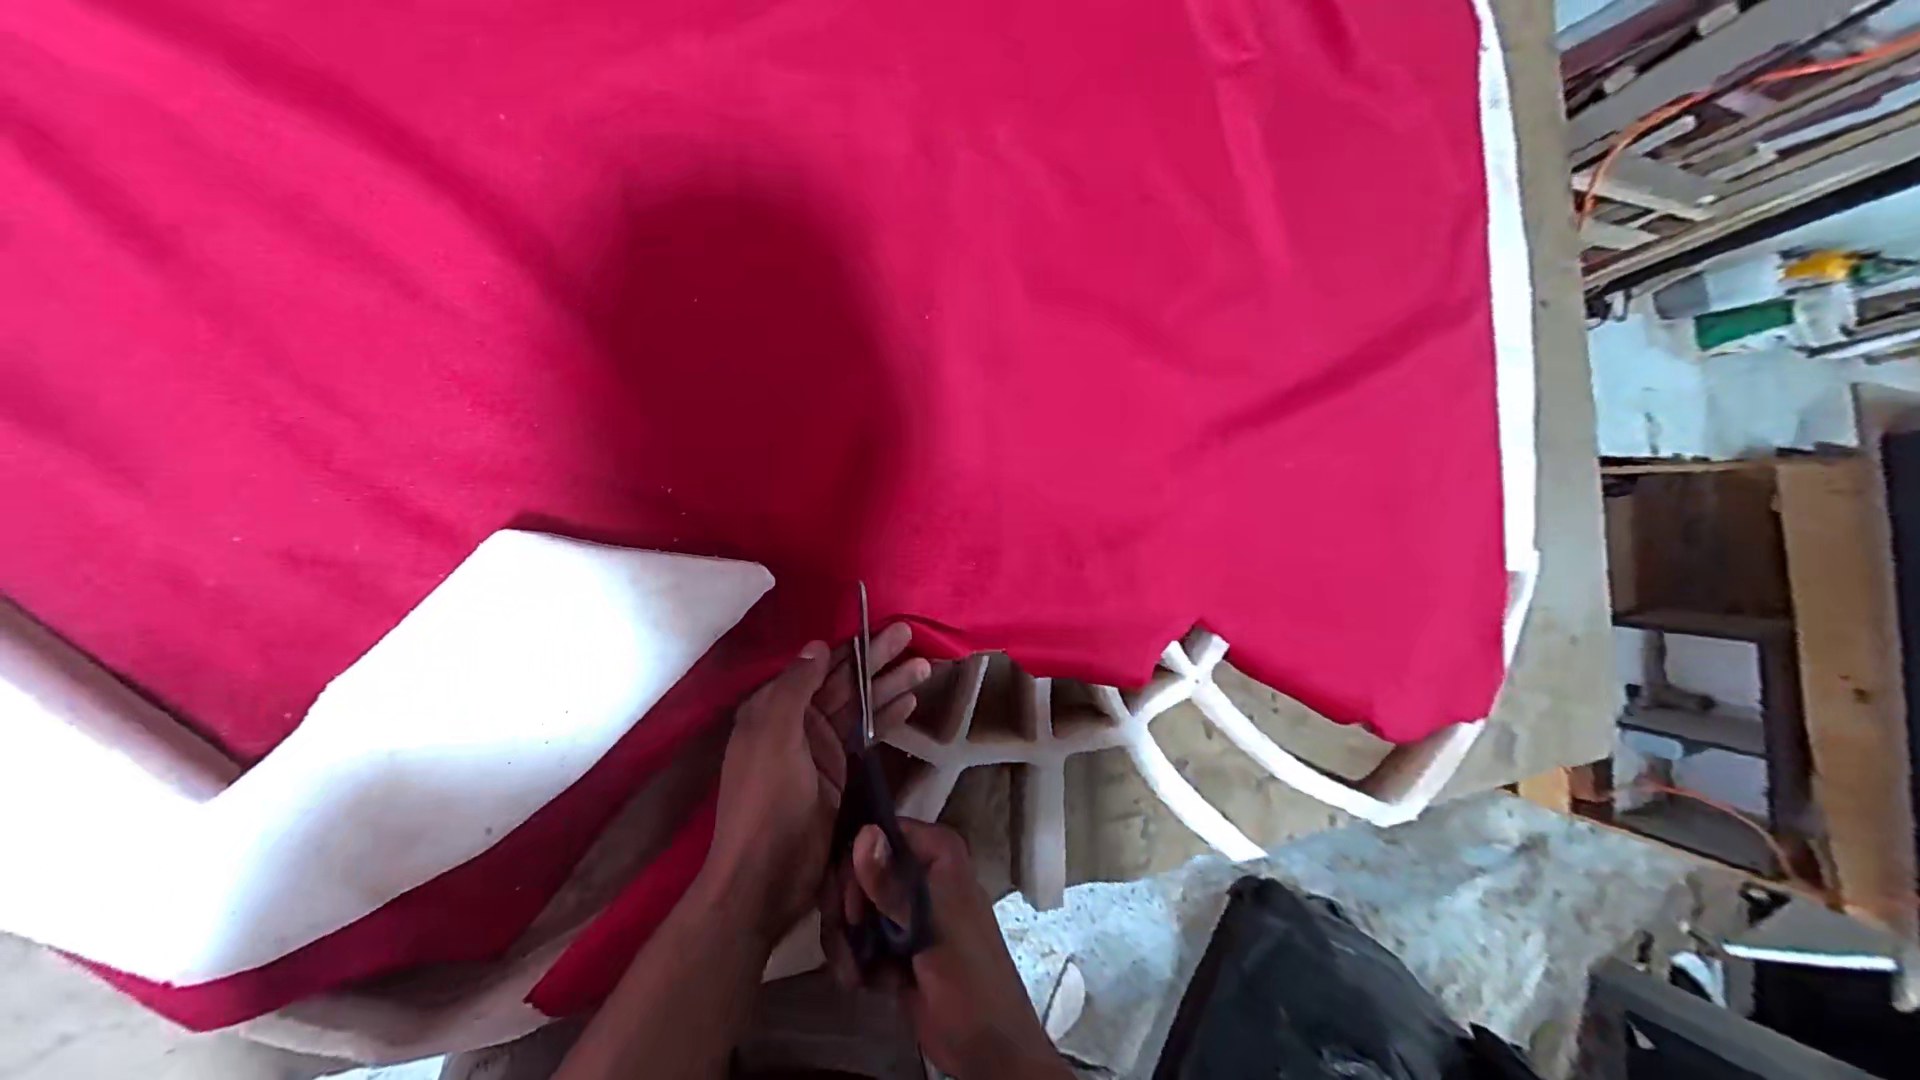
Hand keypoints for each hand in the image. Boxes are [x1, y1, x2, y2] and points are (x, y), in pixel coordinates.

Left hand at [705, 624, 930, 942]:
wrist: (767, 877)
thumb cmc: (766, 801)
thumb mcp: (773, 737)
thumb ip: (794, 689)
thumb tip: (817, 646)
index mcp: (773, 708)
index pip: (817, 666)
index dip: (849, 646)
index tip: (879, 626)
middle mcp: (797, 722)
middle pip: (844, 682)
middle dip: (876, 659)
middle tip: (909, 635)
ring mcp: (820, 748)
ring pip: (861, 706)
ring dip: (889, 686)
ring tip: (923, 666)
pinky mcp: (840, 773)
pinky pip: (867, 736)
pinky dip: (887, 719)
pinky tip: (911, 703)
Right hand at [826, 820, 1072, 1079]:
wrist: (986, 1049)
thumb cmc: (970, 980)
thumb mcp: (931, 930)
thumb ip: (893, 886)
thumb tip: (863, 834)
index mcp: (938, 852)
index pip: (879, 832)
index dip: (856, 864)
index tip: (850, 905)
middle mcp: (918, 869)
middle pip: (857, 868)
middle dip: (846, 910)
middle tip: (851, 942)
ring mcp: (903, 905)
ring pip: (850, 903)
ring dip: (846, 941)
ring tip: (858, 972)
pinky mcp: (890, 938)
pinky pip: (853, 934)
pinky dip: (852, 959)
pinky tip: (864, 981)